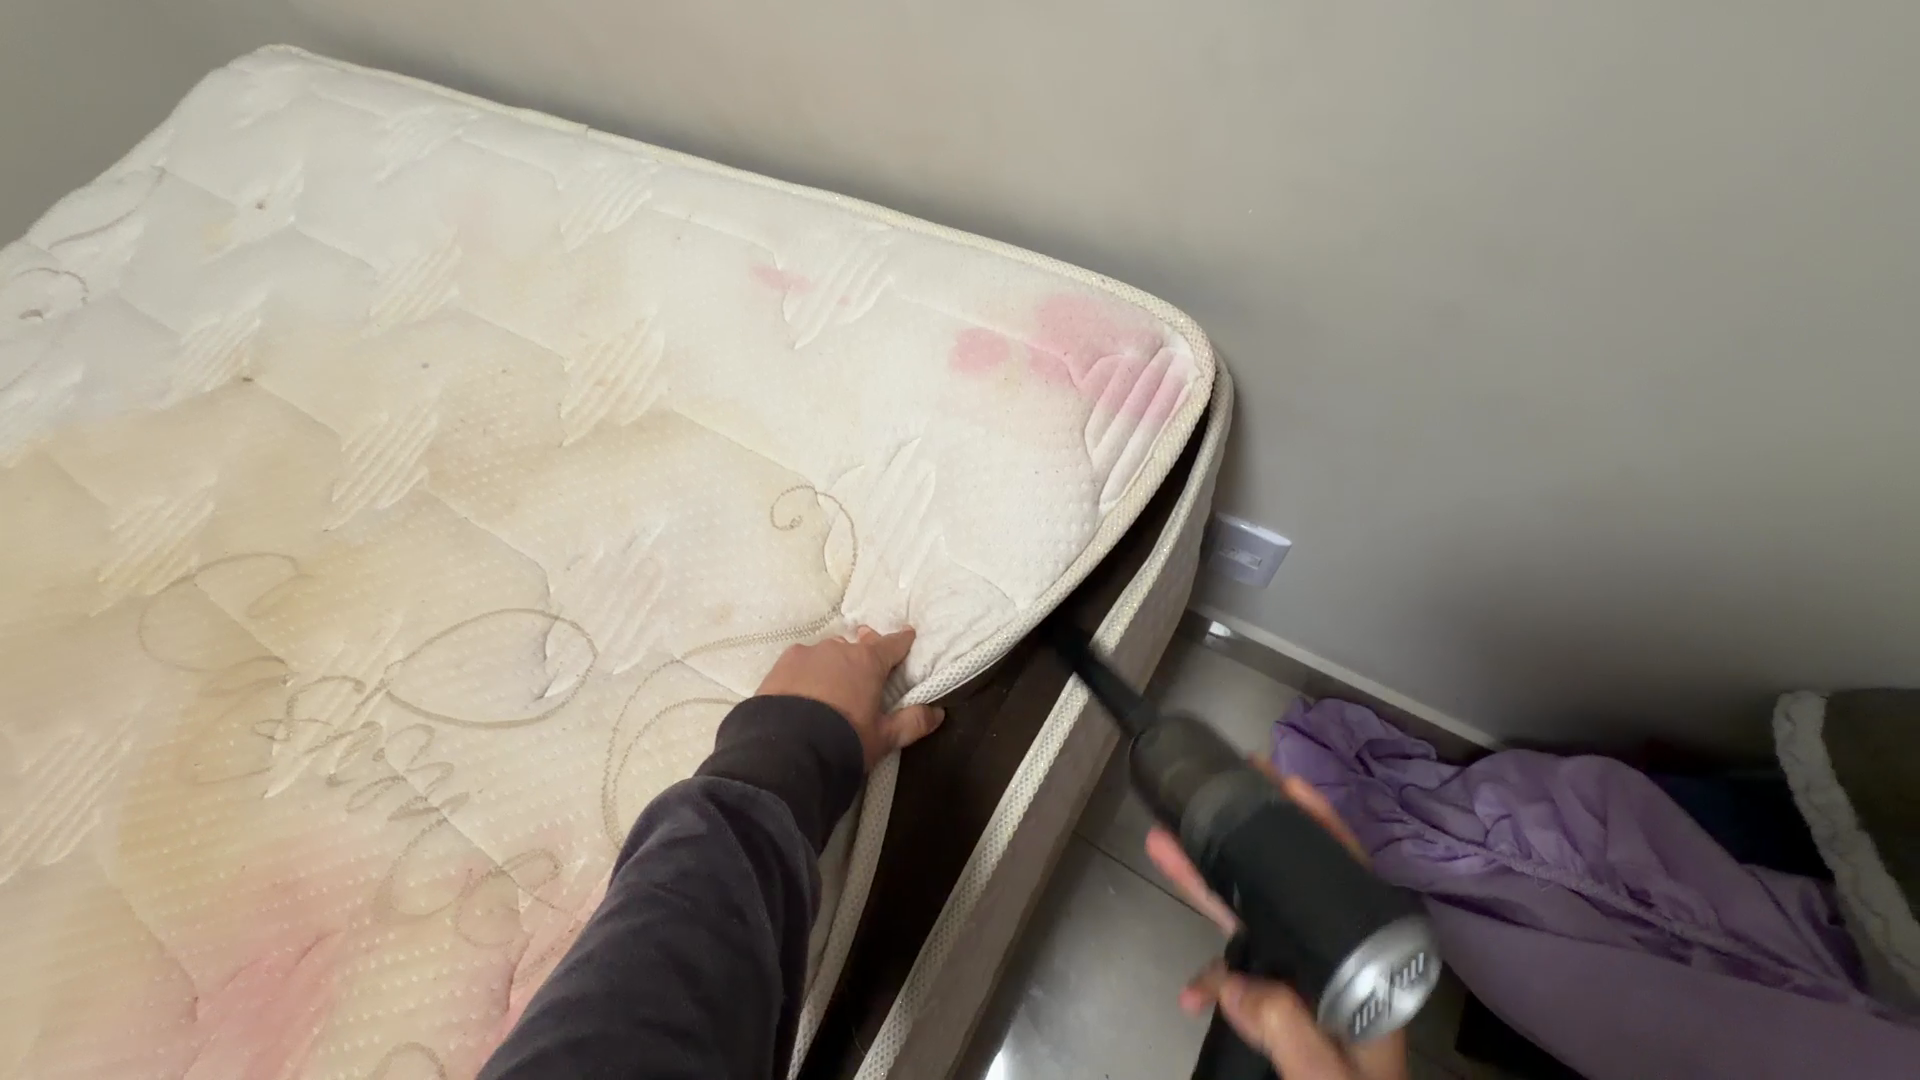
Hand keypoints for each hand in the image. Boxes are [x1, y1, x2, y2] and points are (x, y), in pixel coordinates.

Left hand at [756, 625, 944, 769]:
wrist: (786, 752)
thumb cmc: (844, 740)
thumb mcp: (883, 738)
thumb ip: (912, 722)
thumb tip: (938, 713)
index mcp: (868, 662)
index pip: (892, 644)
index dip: (902, 641)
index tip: (908, 636)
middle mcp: (838, 649)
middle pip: (857, 646)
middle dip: (863, 653)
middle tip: (864, 667)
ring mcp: (806, 654)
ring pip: (826, 653)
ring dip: (831, 665)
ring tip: (828, 687)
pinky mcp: (779, 666)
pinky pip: (800, 664)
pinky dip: (805, 674)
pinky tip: (801, 691)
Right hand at [1145, 762, 1408, 1079]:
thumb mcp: (1329, 1078)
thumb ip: (1291, 1032)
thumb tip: (1234, 983)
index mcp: (1362, 968)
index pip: (1343, 881)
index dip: (1317, 827)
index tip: (1286, 784)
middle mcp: (1333, 961)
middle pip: (1281, 886)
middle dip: (1236, 843)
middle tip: (1205, 797)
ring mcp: (1303, 979)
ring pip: (1250, 916)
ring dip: (1206, 885)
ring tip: (1164, 844)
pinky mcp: (1281, 1002)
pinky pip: (1240, 972)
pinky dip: (1213, 977)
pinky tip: (1192, 992)